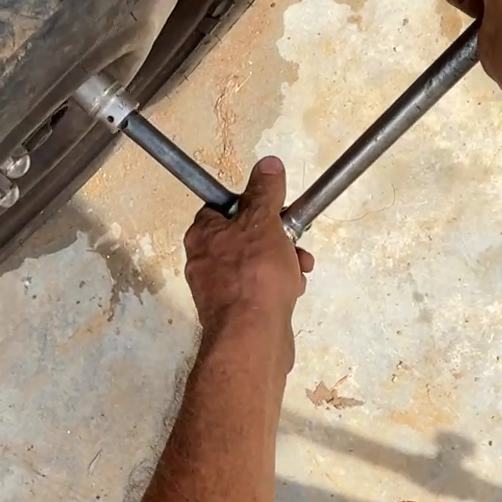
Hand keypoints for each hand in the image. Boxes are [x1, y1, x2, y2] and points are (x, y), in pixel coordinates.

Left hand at [182, 157, 314, 353]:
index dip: (252, 205)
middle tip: (295, 241)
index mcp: (202, 234)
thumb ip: (265, 193)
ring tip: (300, 268)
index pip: (223, 207)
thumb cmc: (255, 274)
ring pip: (255, 263)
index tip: (276, 210)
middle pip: (244, 235)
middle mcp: (204, 260)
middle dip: (276, 237)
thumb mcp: (263, 222)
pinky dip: (277, 286)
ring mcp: (218, 288)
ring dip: (283, 261)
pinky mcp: (234, 311)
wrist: (252, 337)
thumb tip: (268, 165)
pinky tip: (292, 291)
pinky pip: (258, 288)